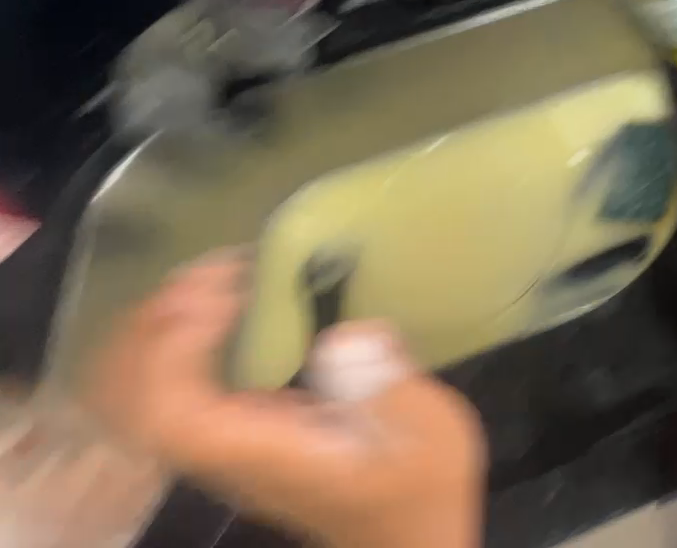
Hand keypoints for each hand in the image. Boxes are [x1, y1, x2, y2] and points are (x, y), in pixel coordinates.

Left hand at [86, 253, 484, 547]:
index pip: (173, 411)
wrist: (413, 533)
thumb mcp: (425, 429)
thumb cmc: (423, 482)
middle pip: (137, 403)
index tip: (229, 289)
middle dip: (156, 331)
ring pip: (149, 396)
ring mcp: (230, 447)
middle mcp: (226, 453)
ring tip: (215, 278)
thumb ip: (384, 383)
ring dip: (162, 334)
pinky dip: (183, 346)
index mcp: (262, 453)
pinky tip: (230, 310)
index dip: (176, 348)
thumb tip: (343, 334)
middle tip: (216, 268)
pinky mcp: (248, 436)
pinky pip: (181, 390)